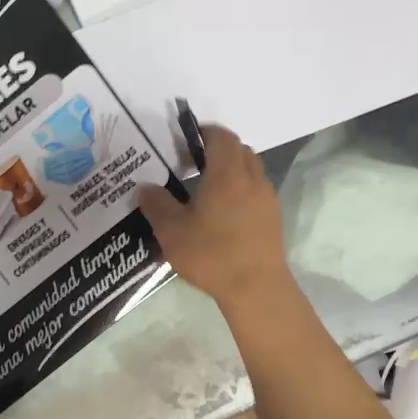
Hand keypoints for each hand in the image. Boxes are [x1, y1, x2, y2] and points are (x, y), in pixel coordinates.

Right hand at [138, 125, 292, 312]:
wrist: (254, 286)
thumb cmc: (210, 254)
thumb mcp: (171, 231)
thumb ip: (156, 204)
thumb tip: (146, 187)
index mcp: (227, 176)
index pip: (221, 138)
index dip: (205, 132)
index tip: (186, 138)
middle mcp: (251, 179)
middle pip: (239, 150)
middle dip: (217, 150)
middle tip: (190, 163)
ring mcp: (266, 197)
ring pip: (249, 170)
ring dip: (229, 170)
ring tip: (203, 189)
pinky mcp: (271, 216)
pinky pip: (254, 189)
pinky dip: (238, 189)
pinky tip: (219, 212)